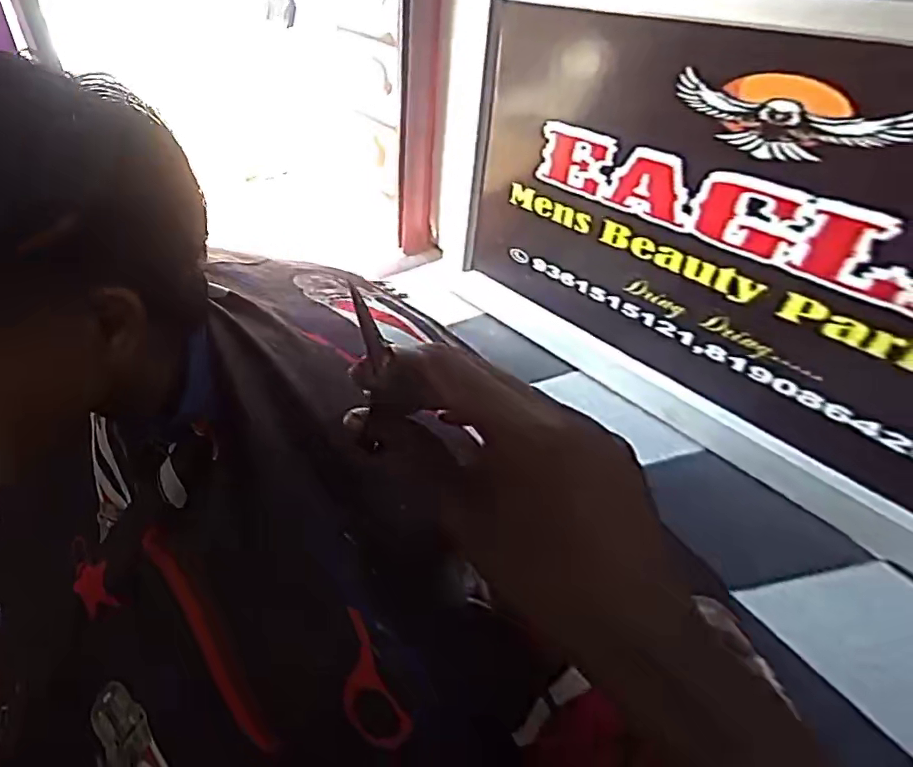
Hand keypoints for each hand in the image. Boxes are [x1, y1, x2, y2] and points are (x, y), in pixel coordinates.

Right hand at [348, 343, 684, 640]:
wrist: (643, 638)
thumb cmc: (540, 578)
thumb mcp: (462, 513)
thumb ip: (415, 453)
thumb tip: (366, 419)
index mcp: (529, 430)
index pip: (446, 366)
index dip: (395, 365)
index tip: (360, 381)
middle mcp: (562, 417)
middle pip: (473, 369)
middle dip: (417, 377)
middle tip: (377, 397)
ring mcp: (587, 430)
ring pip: (499, 386)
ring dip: (449, 392)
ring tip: (410, 413)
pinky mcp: (599, 449)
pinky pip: (526, 410)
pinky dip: (483, 411)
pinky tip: (462, 435)